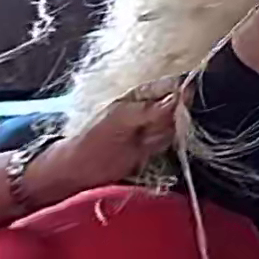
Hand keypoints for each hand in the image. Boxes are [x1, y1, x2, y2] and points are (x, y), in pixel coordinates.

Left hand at [20, 87, 175, 206]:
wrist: (72, 174)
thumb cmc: (93, 139)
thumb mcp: (121, 118)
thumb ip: (154, 107)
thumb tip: (184, 95)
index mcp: (148, 92)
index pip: (179, 83)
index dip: (186, 90)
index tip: (182, 102)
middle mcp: (158, 106)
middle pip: (184, 103)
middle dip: (172, 116)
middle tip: (151, 127)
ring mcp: (159, 125)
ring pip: (180, 122)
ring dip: (164, 132)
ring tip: (141, 141)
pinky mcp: (157, 144)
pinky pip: (173, 139)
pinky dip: (162, 144)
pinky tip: (144, 150)